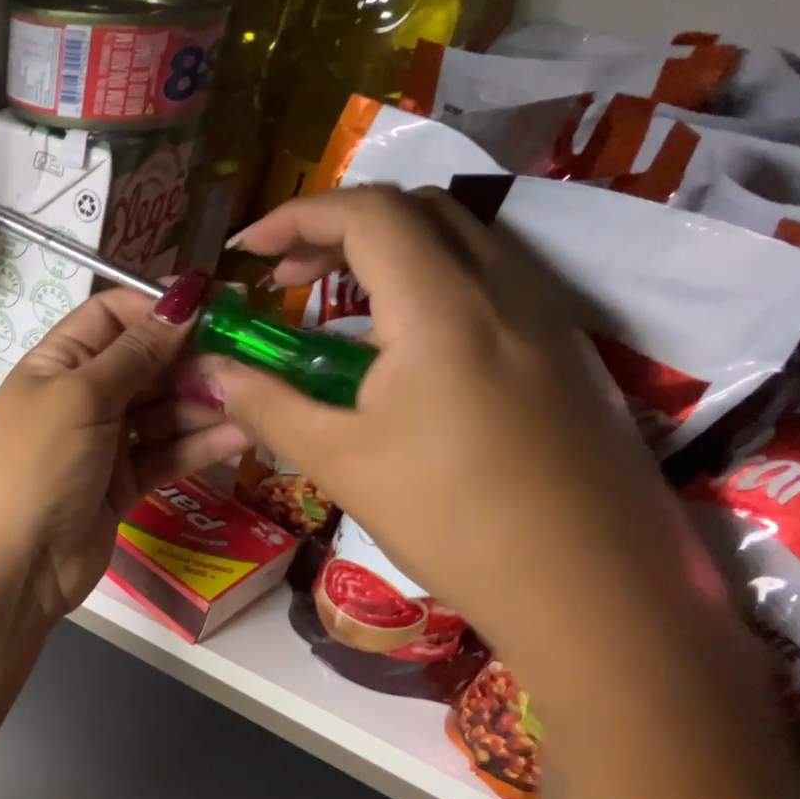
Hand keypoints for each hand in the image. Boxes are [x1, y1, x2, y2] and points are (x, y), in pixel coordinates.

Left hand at [0, 273, 251, 618]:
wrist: (16, 567)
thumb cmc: (39, 468)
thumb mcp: (82, 399)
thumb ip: (135, 353)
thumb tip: (183, 301)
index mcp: (55, 365)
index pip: (110, 317)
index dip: (158, 309)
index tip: (216, 308)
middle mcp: (79, 397)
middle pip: (145, 363)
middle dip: (192, 359)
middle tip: (248, 360)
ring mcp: (102, 443)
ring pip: (162, 410)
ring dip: (204, 403)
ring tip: (254, 397)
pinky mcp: (122, 483)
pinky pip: (167, 453)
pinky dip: (200, 444)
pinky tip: (244, 434)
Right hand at [191, 187, 684, 648]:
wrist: (588, 586)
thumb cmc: (451, 519)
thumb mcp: (340, 462)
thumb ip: (268, 405)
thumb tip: (212, 374)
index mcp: (443, 308)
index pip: (368, 213)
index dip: (296, 217)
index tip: (245, 252)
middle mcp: (504, 289)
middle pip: (416, 212)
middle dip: (337, 229)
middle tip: (284, 279)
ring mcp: (544, 316)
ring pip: (458, 241)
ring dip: (384, 254)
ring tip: (329, 309)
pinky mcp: (562, 350)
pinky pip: (487, 281)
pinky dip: (424, 285)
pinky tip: (393, 350)